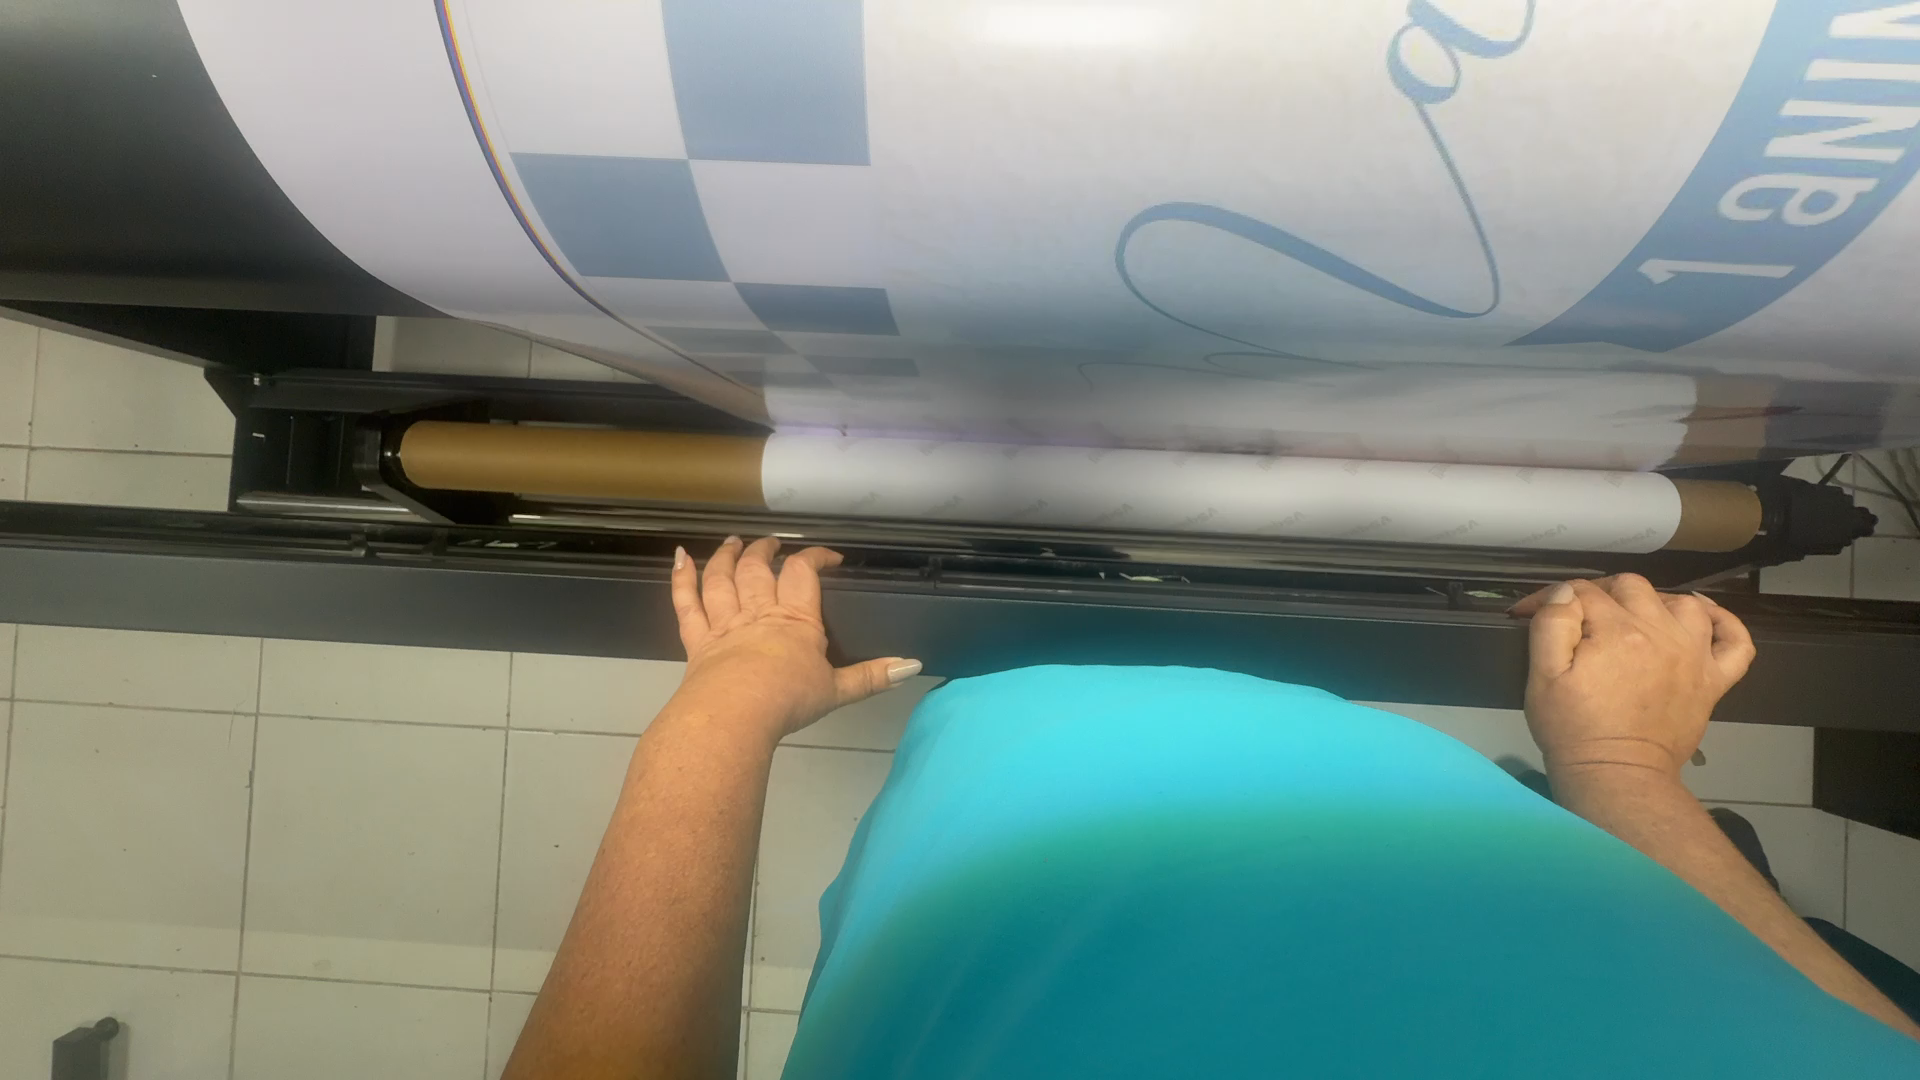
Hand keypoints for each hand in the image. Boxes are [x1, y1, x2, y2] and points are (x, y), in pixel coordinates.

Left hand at [669, 536, 919, 740]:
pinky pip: (687, 603)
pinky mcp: (697, 640)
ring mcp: (725, 624)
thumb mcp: (838, 690)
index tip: (830, 556)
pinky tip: (679, 558)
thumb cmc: (788, 701)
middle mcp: (759, 613)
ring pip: (723, 579)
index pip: (805, 573)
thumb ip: (873, 676)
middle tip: (771, 542)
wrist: (734, 717)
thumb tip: (912, 665)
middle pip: (760, 570)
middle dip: (767, 551)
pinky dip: (681, 578)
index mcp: (796, 620)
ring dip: (727, 556)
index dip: (816, 558)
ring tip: (732, 542)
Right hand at [1509, 574, 1754, 783]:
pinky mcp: (1715, 679)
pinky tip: (1699, 616)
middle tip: (1573, 614)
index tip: (1526, 613)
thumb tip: (1564, 593)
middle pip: (1632, 587)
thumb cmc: (1570, 723)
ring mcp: (1695, 656)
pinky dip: (1722, 621)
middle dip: (1597, 592)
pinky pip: (1736, 640)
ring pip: (1682, 603)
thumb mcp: (1541, 673)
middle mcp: (1662, 635)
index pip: (1580, 592)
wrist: (1615, 770)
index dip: (1549, 597)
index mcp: (1617, 632)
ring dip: (1653, 600)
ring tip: (1629, 616)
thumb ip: (1551, 624)